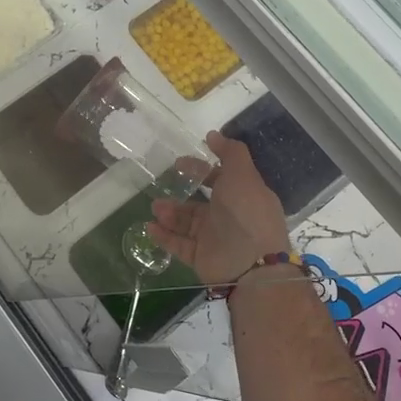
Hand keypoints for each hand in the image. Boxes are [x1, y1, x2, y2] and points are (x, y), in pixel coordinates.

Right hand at [148, 131, 289, 285]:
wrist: (251, 266)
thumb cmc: (247, 215)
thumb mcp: (243, 176)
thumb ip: (230, 153)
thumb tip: (213, 134)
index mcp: (243, 198)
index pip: (221, 180)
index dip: (202, 170)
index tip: (180, 163)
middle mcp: (229, 217)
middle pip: (200, 203)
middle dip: (180, 194)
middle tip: (161, 187)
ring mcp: (214, 239)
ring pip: (186, 222)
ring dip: (169, 213)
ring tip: (155, 208)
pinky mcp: (201, 257)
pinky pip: (178, 244)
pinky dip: (164, 236)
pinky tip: (150, 227)